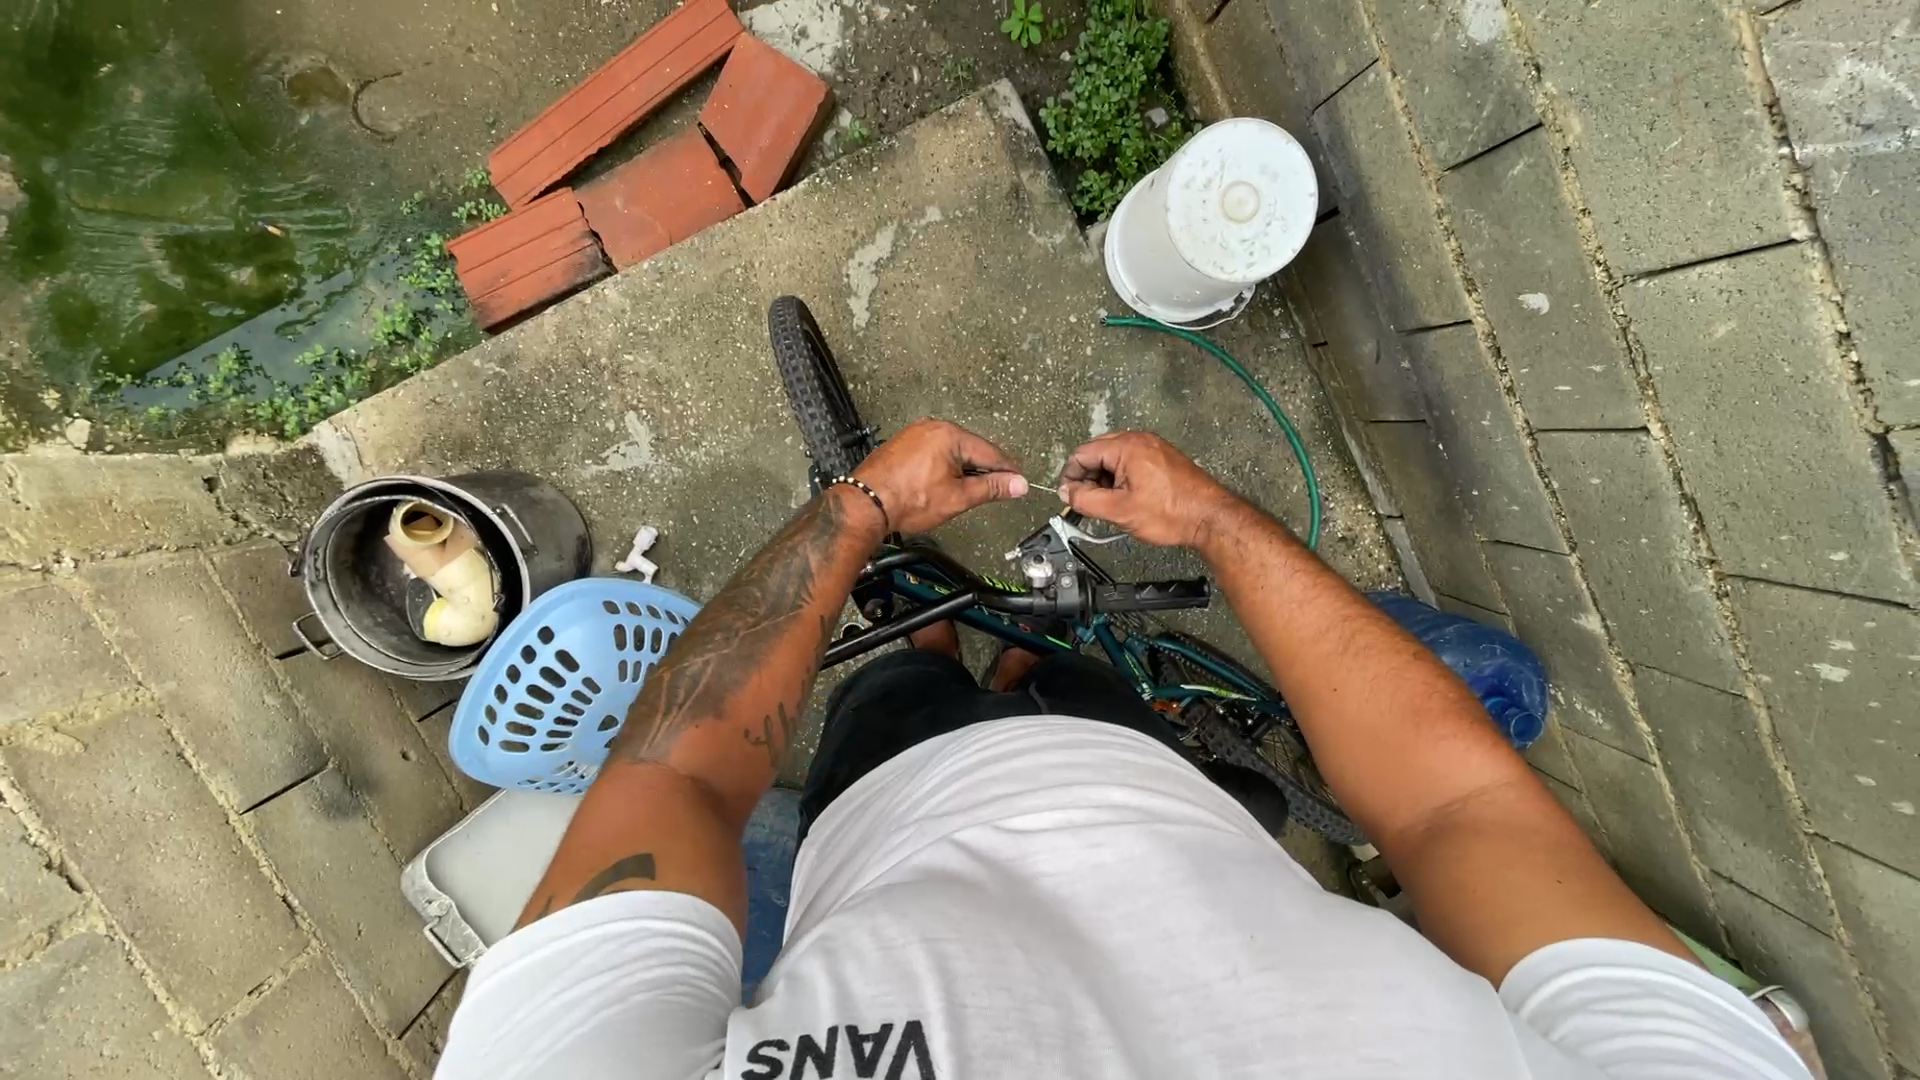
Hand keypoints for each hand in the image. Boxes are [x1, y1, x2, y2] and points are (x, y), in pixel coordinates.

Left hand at [853, 418, 1028, 533]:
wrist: (866, 505)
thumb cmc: (905, 499)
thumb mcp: (958, 497)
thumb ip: (991, 488)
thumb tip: (1016, 484)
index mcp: (949, 434)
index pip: (990, 453)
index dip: (1006, 471)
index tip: (1018, 482)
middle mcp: (932, 428)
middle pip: (971, 450)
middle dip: (984, 471)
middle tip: (999, 490)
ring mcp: (915, 435)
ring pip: (952, 452)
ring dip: (963, 470)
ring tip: (969, 492)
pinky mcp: (903, 446)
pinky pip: (934, 453)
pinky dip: (944, 468)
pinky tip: (944, 484)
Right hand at [1057, 432, 1242, 547]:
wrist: (1209, 518)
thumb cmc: (1174, 512)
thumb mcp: (1118, 511)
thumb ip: (1085, 500)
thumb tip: (1067, 493)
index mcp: (1127, 446)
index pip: (1082, 454)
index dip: (1072, 477)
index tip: (1071, 496)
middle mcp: (1139, 440)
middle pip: (1096, 453)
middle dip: (1089, 479)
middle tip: (1091, 502)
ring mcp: (1152, 447)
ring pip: (1112, 459)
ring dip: (1105, 480)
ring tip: (1113, 504)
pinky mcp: (1160, 458)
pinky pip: (1129, 462)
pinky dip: (1121, 479)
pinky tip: (1128, 499)